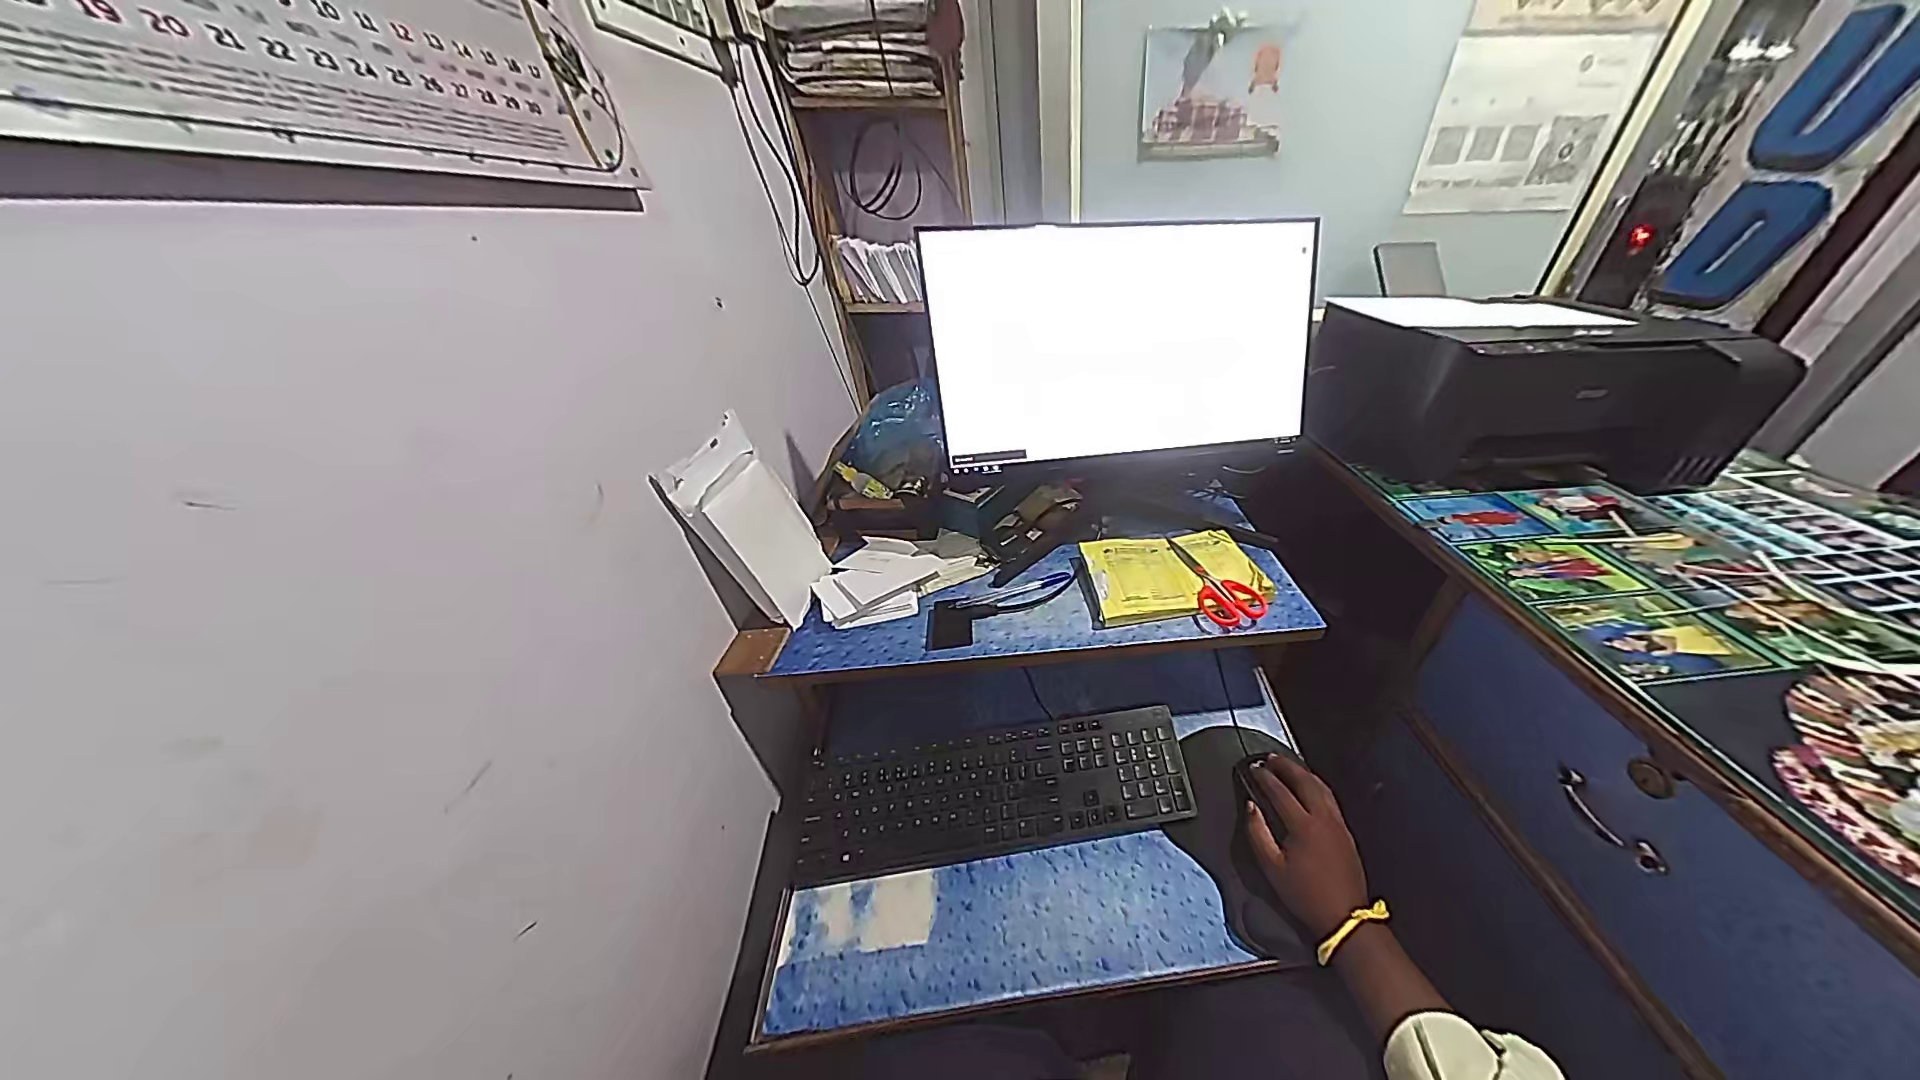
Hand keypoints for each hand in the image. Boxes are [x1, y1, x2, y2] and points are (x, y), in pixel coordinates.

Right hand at [1245, 754, 1368, 937]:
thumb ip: (1257, 832)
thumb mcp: (1271, 867)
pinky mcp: (1346, 832)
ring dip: (1302, 772)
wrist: (1345, 918)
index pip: (1280, 791)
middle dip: (1285, 766)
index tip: (1252, 768)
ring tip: (1288, 765)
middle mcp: (1323, 819)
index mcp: (1303, 825)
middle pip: (1304, 781)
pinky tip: (1309, 785)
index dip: (1264, 777)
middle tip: (1269, 757)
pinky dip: (1316, 784)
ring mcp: (1338, 824)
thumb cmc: (1305, 894)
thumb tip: (1251, 806)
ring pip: (1321, 787)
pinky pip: (1330, 798)